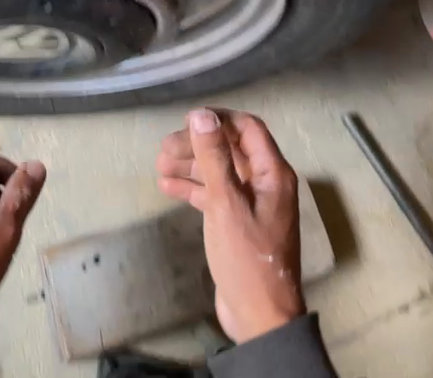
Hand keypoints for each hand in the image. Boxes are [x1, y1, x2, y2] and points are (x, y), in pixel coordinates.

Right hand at [156, 108, 304, 341]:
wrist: (259, 317)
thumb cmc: (247, 257)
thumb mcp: (226, 203)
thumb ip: (214, 157)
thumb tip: (201, 114)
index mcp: (273, 174)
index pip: (247, 128)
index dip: (218, 119)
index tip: (186, 121)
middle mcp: (265, 183)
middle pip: (230, 149)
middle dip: (197, 144)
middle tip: (164, 149)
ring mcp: (251, 203)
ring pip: (219, 171)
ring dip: (191, 166)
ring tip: (159, 165)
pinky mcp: (237, 222)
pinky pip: (214, 194)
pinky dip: (193, 189)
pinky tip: (167, 186)